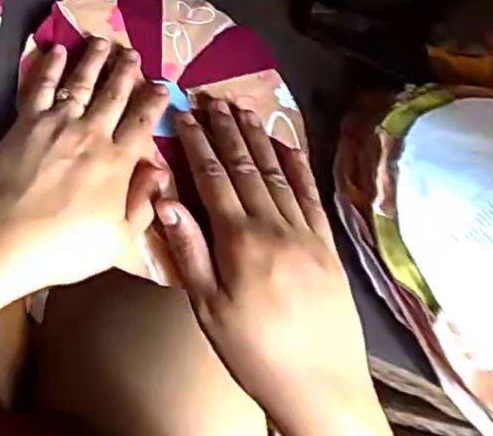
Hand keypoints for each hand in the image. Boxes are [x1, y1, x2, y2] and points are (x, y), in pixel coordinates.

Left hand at [0, 38, 172, 298]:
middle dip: (126, 71)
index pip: (142, 122)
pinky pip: (43, 85)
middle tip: (133, 52)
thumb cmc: (63, 248)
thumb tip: (160, 170)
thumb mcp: (117, 241)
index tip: (162, 82)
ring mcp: (58, 122)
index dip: (153, 100)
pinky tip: (57, 49)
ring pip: (82, 82)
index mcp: (117, 162)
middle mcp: (91, 133)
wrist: (5, 236)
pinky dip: (51, 65)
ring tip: (103, 41)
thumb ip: (142, 205)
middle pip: (114, 94)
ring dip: (94, 60)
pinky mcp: (28, 120)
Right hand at [156, 101, 388, 435]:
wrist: (323, 394)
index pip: (212, 176)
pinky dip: (299, 166)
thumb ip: (189, 248)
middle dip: (225, 129)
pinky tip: (289, 144)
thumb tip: (165, 198)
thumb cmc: (254, 352)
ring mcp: (305, 233)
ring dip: (257, 138)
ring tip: (242, 109)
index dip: (197, 142)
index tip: (184, 114)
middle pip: (244, 166)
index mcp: (240, 240)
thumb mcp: (208, 308)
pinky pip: (310, 196)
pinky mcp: (327, 246)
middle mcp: (273, 226)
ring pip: (276, 173)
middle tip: (212, 98)